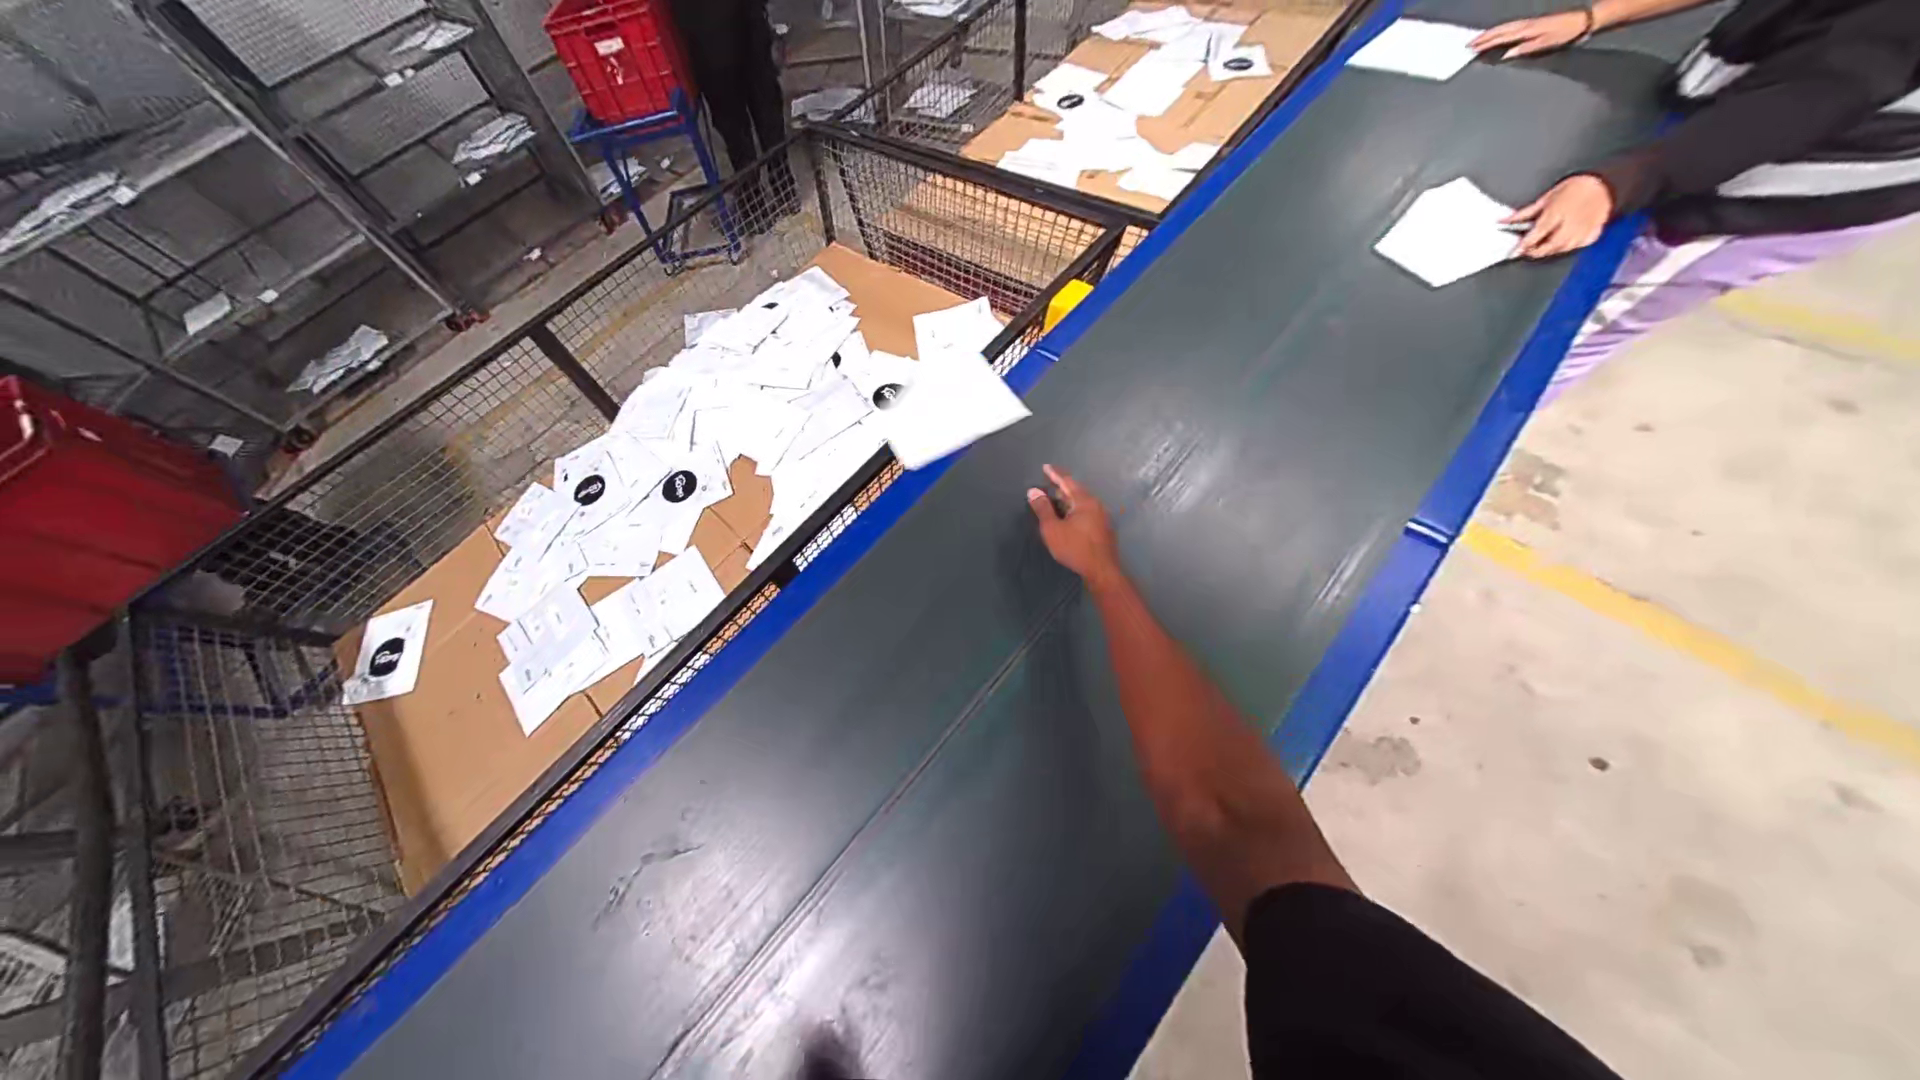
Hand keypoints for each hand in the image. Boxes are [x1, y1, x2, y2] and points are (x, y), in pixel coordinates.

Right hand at [1027, 464, 1120, 586]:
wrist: (1102, 570)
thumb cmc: (1075, 548)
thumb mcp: (1052, 529)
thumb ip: (1042, 509)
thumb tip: (1034, 491)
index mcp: (1084, 501)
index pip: (1068, 481)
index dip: (1055, 474)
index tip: (1046, 467)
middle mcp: (1096, 504)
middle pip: (1076, 491)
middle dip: (1061, 488)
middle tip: (1048, 485)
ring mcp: (1102, 517)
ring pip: (1082, 502)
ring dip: (1068, 500)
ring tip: (1055, 502)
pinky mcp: (1104, 528)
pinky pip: (1087, 512)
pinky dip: (1075, 510)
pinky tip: (1069, 518)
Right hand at [1469, 9, 1593, 58]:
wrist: (1583, 20)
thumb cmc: (1565, 34)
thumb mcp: (1545, 44)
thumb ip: (1524, 49)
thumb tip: (1504, 56)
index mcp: (1527, 30)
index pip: (1502, 37)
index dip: (1486, 43)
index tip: (1471, 49)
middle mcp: (1526, 25)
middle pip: (1501, 30)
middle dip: (1484, 37)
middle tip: (1469, 44)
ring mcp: (1530, 23)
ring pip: (1505, 27)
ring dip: (1490, 33)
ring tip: (1478, 40)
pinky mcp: (1533, 23)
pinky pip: (1511, 26)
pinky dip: (1500, 31)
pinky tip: (1496, 35)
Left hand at [1503, 174, 1613, 258]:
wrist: (1607, 180)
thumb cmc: (1578, 186)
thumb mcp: (1547, 198)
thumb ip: (1525, 213)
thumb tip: (1505, 220)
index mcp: (1557, 213)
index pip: (1535, 235)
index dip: (1522, 246)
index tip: (1514, 252)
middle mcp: (1572, 223)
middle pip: (1549, 246)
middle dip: (1535, 251)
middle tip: (1527, 249)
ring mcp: (1585, 228)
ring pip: (1563, 248)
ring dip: (1550, 250)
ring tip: (1543, 245)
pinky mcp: (1595, 230)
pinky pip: (1579, 245)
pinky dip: (1569, 246)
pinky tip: (1563, 242)